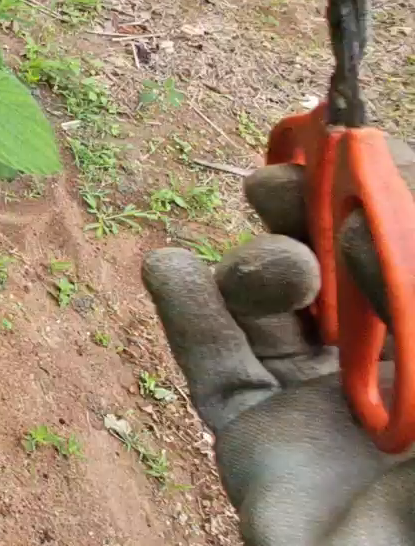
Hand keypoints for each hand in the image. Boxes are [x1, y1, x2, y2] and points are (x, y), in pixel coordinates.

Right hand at [143, 138, 414, 544]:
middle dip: (304, 216)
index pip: (410, 249)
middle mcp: (400, 372)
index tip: (338, 134)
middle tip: (282, 181)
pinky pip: (208, 355)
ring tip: (271, 269)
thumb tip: (369, 222)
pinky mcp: (251, 427)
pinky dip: (183, 305)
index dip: (382, 189)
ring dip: (254, 267)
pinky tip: (171, 270)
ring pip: (268, 305)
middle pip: (337, 267)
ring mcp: (322, 402)